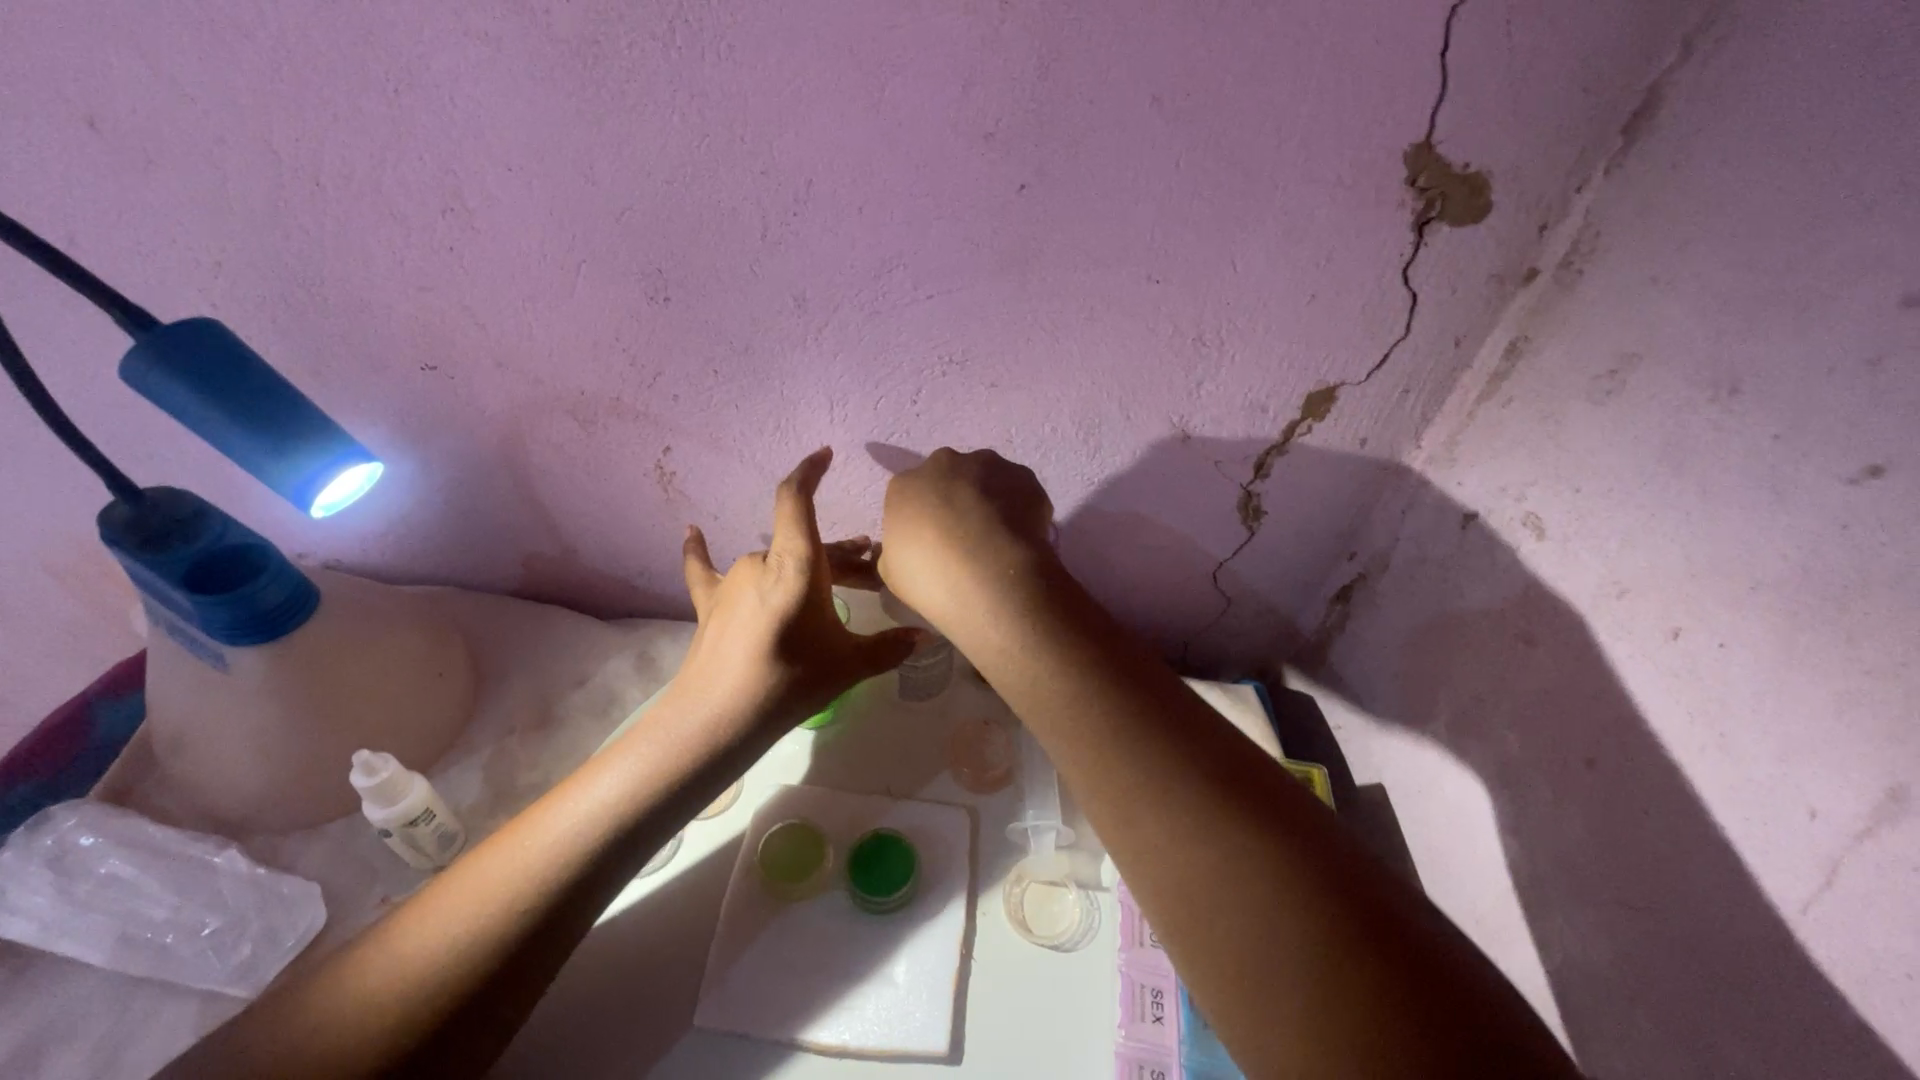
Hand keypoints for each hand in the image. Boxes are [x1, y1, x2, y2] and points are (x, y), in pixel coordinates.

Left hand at [671, 448, 921, 731]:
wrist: (720, 717)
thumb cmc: (792, 681)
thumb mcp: (849, 665)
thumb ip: (889, 647)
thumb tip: (926, 638)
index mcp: (797, 564)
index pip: (798, 500)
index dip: (811, 471)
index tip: (825, 454)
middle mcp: (763, 561)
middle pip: (804, 543)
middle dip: (840, 555)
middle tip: (871, 573)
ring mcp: (733, 580)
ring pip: (775, 560)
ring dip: (802, 568)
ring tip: (825, 589)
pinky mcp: (710, 602)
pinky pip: (707, 568)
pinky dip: (701, 549)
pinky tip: (691, 530)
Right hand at [878, 447, 1057, 626]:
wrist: (993, 579)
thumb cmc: (933, 580)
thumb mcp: (893, 573)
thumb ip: (897, 549)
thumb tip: (910, 546)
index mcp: (905, 486)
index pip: (910, 496)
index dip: (923, 519)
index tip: (933, 542)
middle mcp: (943, 463)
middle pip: (947, 477)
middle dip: (955, 499)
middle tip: (966, 536)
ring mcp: (987, 465)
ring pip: (985, 477)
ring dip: (988, 498)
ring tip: (998, 537)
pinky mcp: (1023, 475)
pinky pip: (1018, 489)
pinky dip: (1020, 506)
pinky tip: (1021, 535)